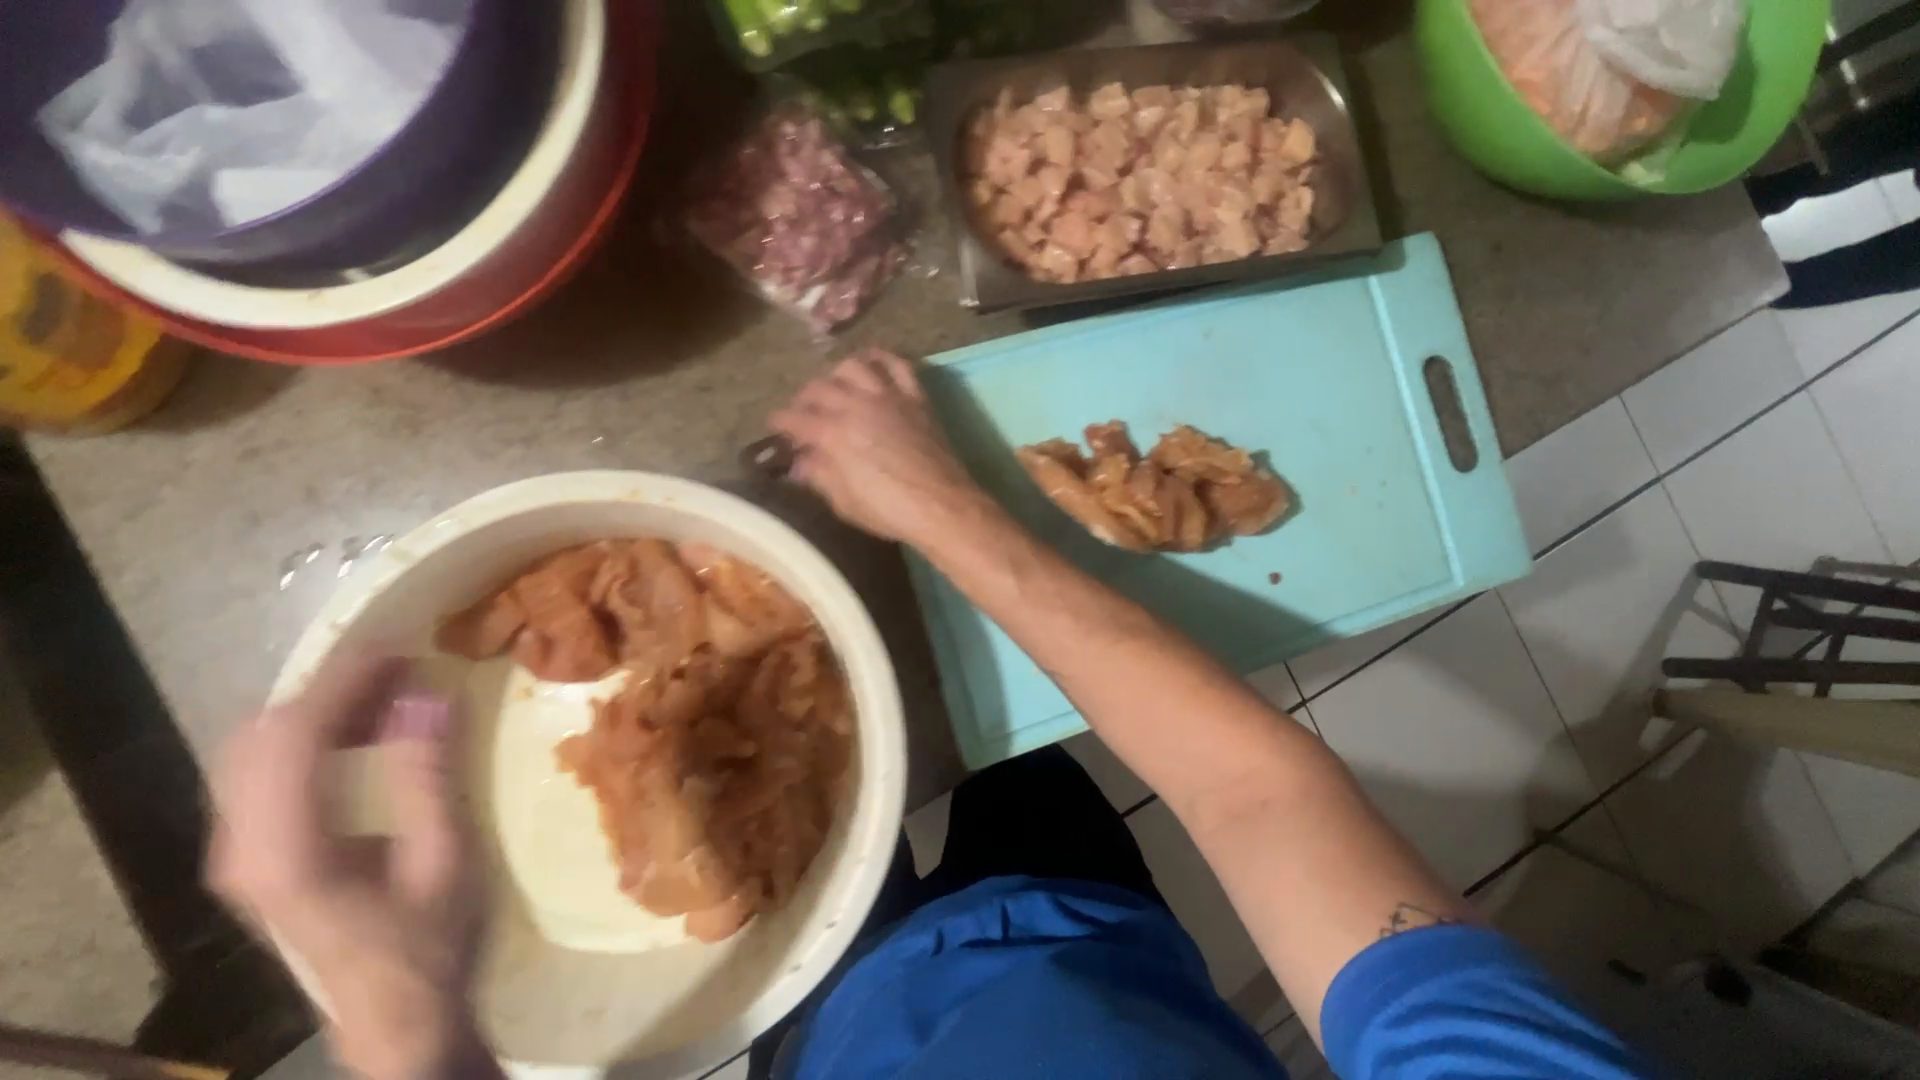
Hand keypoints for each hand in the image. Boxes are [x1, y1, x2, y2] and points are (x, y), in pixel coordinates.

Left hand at [208, 651, 494, 1079]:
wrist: (395, 1021)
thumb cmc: (433, 944)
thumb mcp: (447, 860)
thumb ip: (429, 776)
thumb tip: (428, 695)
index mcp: (287, 850)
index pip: (294, 736)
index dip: (343, 681)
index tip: (400, 646)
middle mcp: (241, 846)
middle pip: (261, 736)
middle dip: (330, 687)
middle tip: (402, 665)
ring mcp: (239, 853)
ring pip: (256, 751)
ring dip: (320, 709)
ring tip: (391, 689)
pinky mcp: (254, 857)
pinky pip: (265, 773)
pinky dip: (312, 738)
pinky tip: (364, 731)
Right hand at [769, 349, 989, 544]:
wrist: (942, 505)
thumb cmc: (889, 510)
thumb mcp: (844, 502)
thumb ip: (819, 476)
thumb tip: (800, 463)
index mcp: (833, 434)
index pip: (794, 418)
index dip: (780, 422)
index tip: (775, 427)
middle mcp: (856, 405)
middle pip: (819, 388)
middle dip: (804, 399)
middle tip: (803, 413)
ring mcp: (888, 396)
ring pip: (853, 367)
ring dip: (837, 375)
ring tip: (834, 388)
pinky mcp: (915, 397)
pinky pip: (897, 364)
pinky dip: (881, 358)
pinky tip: (872, 363)